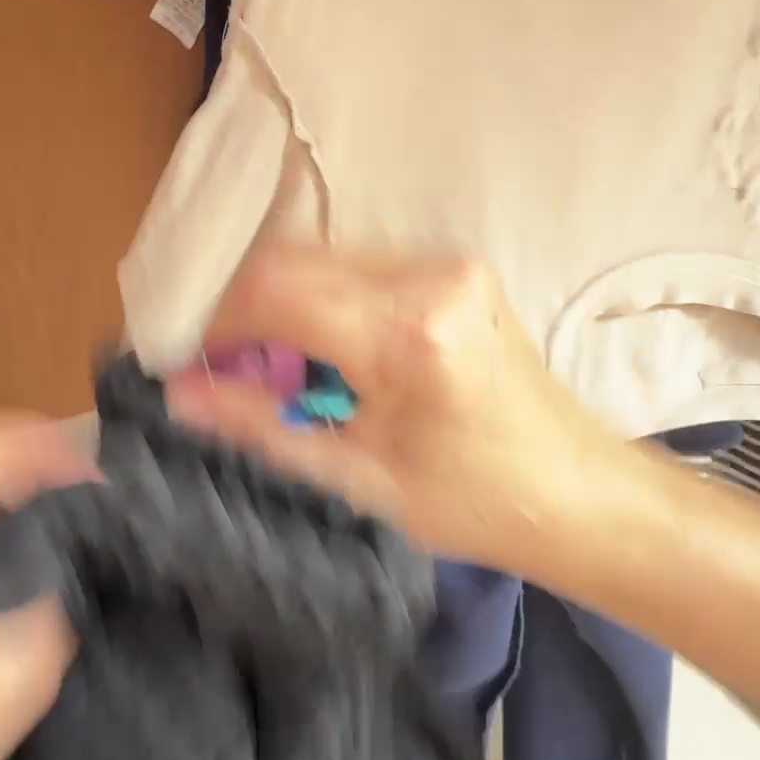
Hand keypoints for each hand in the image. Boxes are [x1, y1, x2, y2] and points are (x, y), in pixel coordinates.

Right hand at [166, 244, 625, 569]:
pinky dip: (315, 300)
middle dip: (245, 314)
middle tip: (237, 370)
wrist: (581, 492)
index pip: (273, 290)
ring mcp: (445, 261)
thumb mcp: (353, 475)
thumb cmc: (470, 501)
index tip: (200, 366)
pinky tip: (325, 350)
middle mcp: (427, 275)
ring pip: (315, 257)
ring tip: (283, 368)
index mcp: (405, 333)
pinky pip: (350, 263)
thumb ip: (257, 423)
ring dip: (279, 306)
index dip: (219, 325)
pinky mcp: (451, 264)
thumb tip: (178, 391)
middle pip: (288, 261)